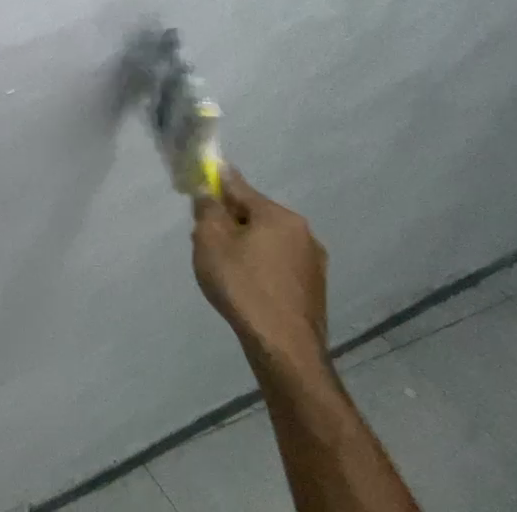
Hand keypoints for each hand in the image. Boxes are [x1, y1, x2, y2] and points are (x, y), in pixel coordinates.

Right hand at [192, 168, 328, 366]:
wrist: (283, 344)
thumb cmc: (242, 285)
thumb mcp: (210, 241)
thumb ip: (208, 210)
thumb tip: (209, 191)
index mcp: (279, 216)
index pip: (239, 187)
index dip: (217, 179)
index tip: (202, 173)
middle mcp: (302, 231)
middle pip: (255, 213)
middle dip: (229, 218)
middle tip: (204, 235)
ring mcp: (313, 260)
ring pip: (268, 238)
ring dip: (245, 242)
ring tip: (224, 264)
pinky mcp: (314, 285)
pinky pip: (279, 260)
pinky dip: (260, 262)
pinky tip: (246, 282)